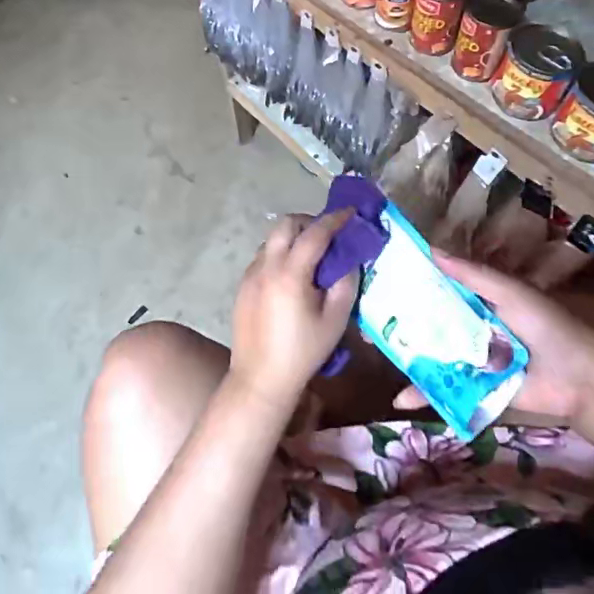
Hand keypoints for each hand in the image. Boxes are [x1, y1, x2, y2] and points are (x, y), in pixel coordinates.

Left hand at [228, 210, 359, 409]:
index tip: (351, 213)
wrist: (260, 380)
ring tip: (312, 256)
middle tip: (329, 235)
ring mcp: (250, 275)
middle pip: (286, 224)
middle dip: (309, 222)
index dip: (335, 219)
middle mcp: (266, 266)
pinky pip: (264, 256)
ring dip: (293, 237)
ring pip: (273, 239)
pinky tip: (293, 276)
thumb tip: (349, 258)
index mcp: (291, 273)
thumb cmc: (303, 352)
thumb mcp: (336, 319)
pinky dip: (281, 254)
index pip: (315, 232)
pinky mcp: (242, 286)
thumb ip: (346, 282)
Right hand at [393, 252, 593, 426]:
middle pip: (429, 322)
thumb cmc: (545, 324)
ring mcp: (470, 359)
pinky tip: (400, 398)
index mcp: (479, 300)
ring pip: (431, 354)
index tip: (381, 278)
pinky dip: (423, 394)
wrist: (578, 377)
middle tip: (366, 317)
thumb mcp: (509, 291)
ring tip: (374, 350)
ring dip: (405, 354)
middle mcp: (471, 327)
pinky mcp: (474, 389)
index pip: (439, 288)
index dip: (412, 283)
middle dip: (399, 320)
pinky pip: (444, 388)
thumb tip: (430, 249)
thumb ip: (471, 275)